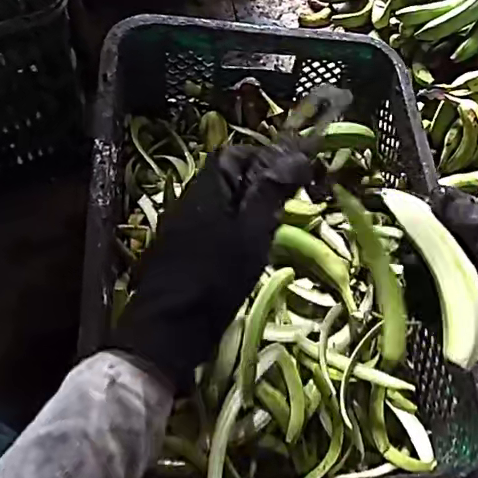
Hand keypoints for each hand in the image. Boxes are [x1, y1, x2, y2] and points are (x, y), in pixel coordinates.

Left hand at [112, 145, 312, 389]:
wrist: (170, 326)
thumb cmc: (217, 274)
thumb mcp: (254, 229)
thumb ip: (273, 188)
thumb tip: (297, 152)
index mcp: (213, 180)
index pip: (250, 153)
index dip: (280, 160)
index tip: (307, 174)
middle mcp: (196, 190)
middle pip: (240, 174)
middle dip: (270, 181)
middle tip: (300, 198)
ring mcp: (188, 216)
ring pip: (232, 197)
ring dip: (258, 202)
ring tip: (284, 219)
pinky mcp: (186, 240)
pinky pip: (222, 217)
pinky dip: (243, 221)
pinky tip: (255, 240)